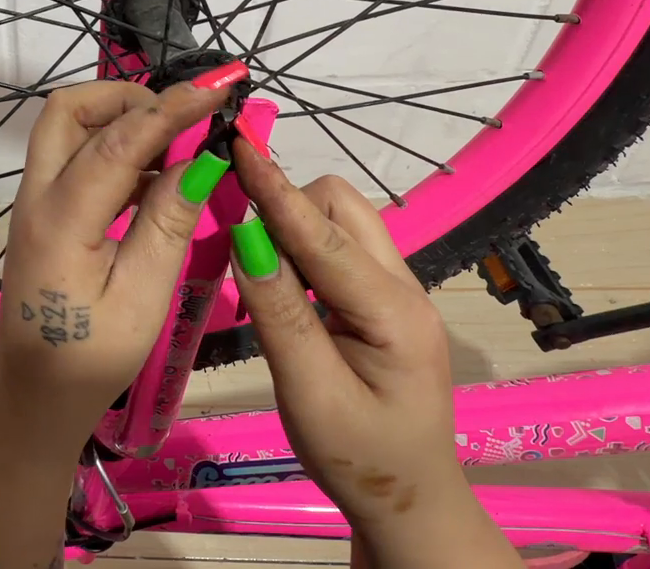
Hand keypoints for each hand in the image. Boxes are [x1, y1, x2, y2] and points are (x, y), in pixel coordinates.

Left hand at [0, 63, 248, 454]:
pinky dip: (112, 145)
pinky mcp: (42, 210)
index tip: (217, 87)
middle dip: (124, 96)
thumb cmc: (89, 360)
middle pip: (67, 111)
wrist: (32, 393)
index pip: (116, 142)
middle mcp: (37, 195)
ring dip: (118, 117)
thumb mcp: (141, 300)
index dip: (169, 109)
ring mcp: (34, 199)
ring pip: (66, 128)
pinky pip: (72, 155)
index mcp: (60, 220)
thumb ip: (168, 224)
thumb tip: (199, 160)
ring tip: (176, 137)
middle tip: (180, 111)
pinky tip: (154, 173)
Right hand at [229, 142, 518, 567]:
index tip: (239, 145)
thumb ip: (278, 312)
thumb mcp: (310, 393)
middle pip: (341, 206)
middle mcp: (401, 286)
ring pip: (341, 219)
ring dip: (295, 224)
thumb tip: (242, 238)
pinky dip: (303, 245)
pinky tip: (282, 280)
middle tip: (240, 238)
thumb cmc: (358, 458)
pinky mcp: (381, 299)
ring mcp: (397, 290)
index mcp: (391, 311)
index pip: (322, 234)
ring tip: (259, 265)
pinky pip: (338, 245)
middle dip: (289, 204)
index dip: (275, 188)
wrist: (410, 504)